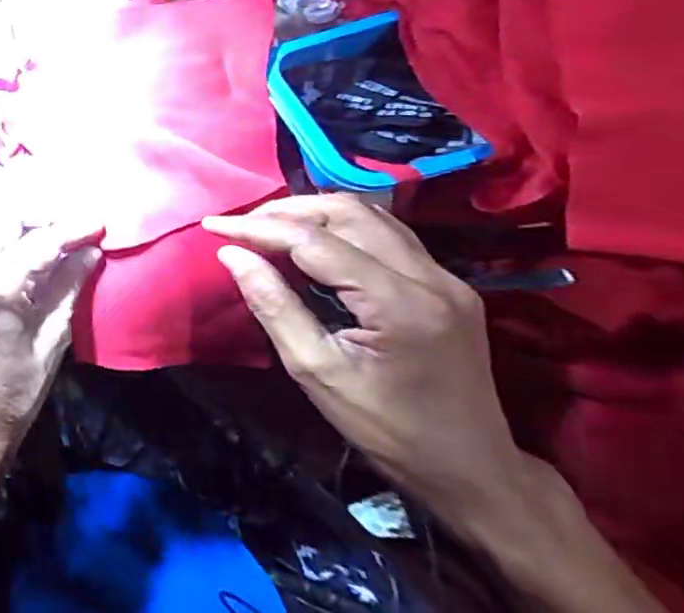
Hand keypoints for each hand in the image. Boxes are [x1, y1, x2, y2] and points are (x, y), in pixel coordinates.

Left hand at [0, 225, 103, 473]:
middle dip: (42, 216)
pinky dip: (0, 229)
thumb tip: (90, 251)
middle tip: (73, 227)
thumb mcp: (54, 340)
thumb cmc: (17, 386)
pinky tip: (23, 242)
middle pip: (6, 217)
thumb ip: (69, 288)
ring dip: (19, 220)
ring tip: (52, 232)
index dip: (72, 228)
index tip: (98, 222)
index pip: (40, 240)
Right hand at [202, 195, 526, 510]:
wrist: (471, 470)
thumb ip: (273, 305)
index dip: (257, 228)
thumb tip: (231, 254)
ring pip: (368, 215)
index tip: (212, 227)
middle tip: (240, 229)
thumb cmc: (386, 427)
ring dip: (311, 214)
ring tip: (267, 232)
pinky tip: (310, 245)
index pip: (314, 241)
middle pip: (347, 213)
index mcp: (399, 303)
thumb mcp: (315, 370)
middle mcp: (430, 278)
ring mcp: (445, 278)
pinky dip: (339, 227)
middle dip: (284, 212)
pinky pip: (384, 233)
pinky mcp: (446, 284)